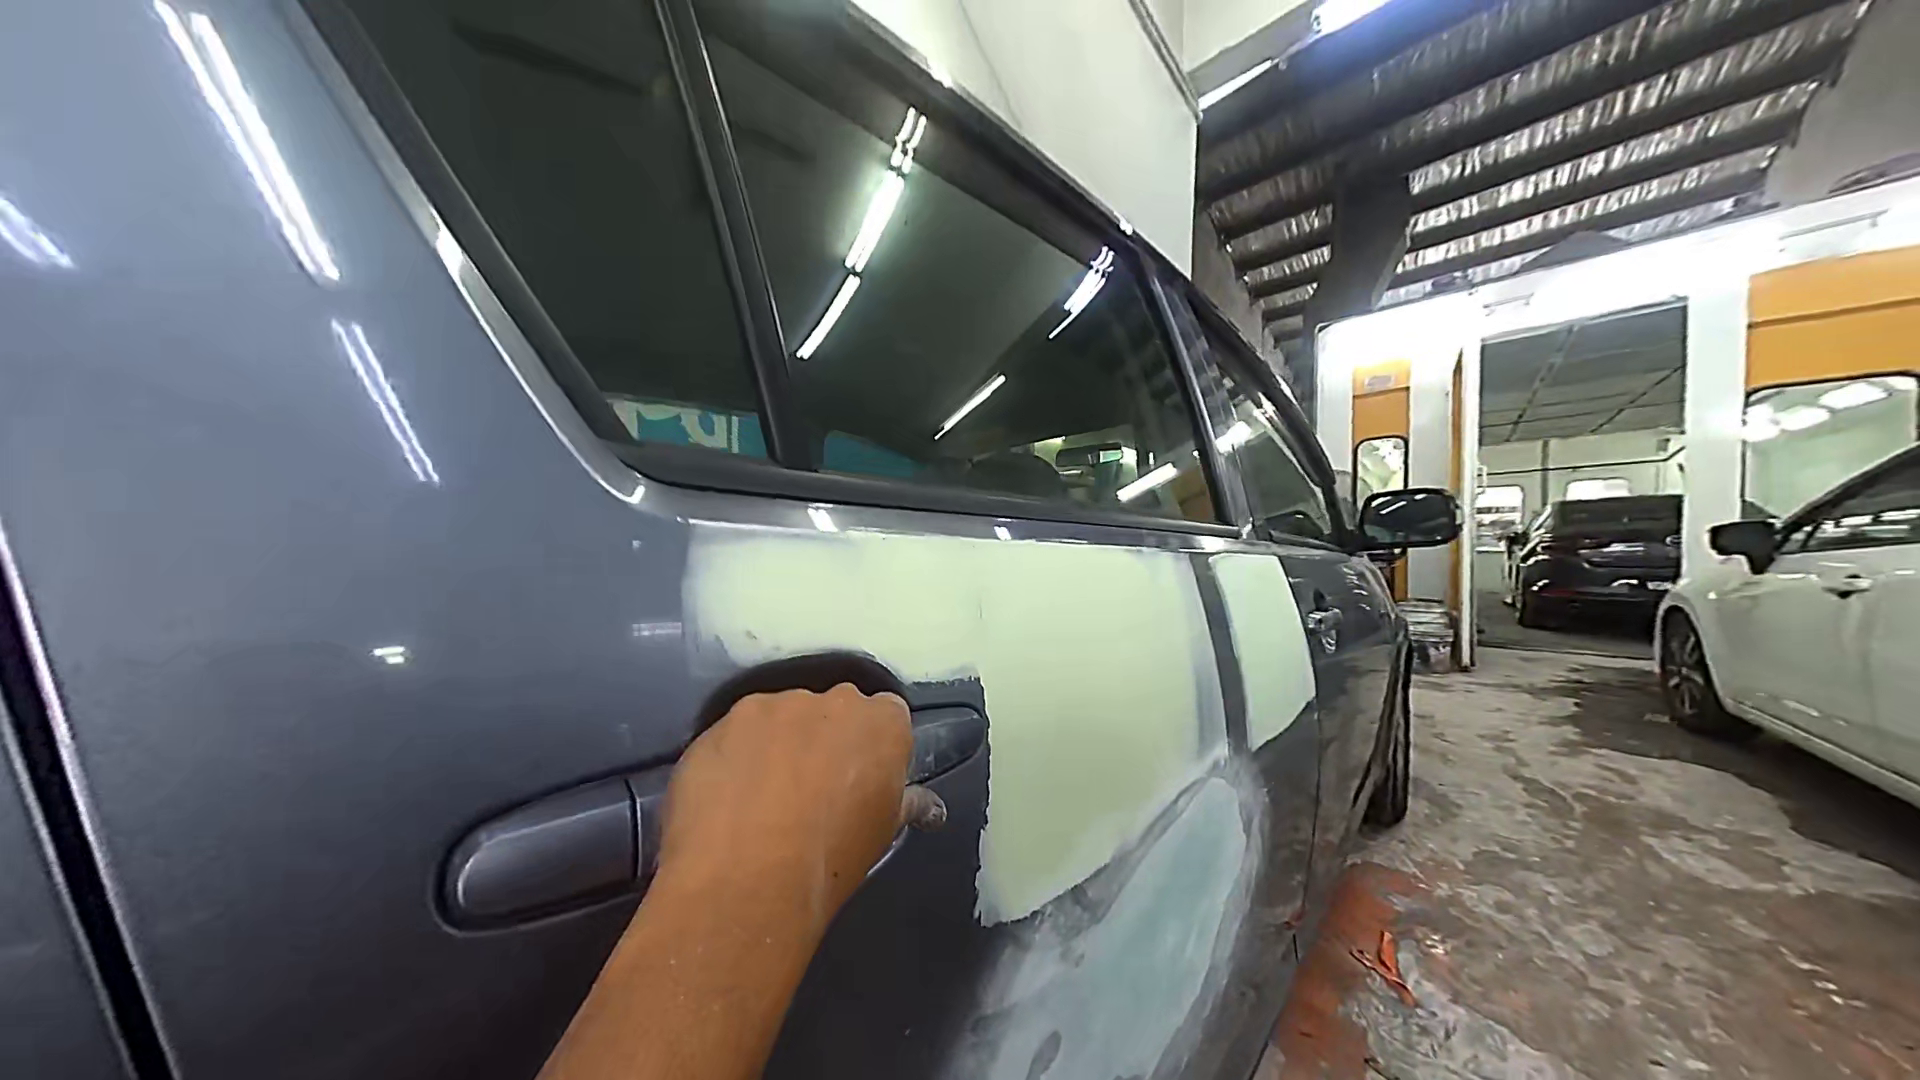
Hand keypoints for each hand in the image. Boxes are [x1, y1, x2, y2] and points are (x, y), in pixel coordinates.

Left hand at [656, 684, 913, 927]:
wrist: (747, 879)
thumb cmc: (831, 858)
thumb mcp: (883, 833)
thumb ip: (907, 803)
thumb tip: (929, 806)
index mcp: (883, 722)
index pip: (888, 715)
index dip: (874, 744)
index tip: (861, 774)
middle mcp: (834, 700)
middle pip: (835, 710)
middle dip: (827, 738)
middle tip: (814, 786)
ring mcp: (777, 704)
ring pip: (784, 716)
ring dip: (779, 743)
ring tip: (764, 795)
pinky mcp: (727, 718)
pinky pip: (740, 731)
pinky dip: (737, 754)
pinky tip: (729, 795)